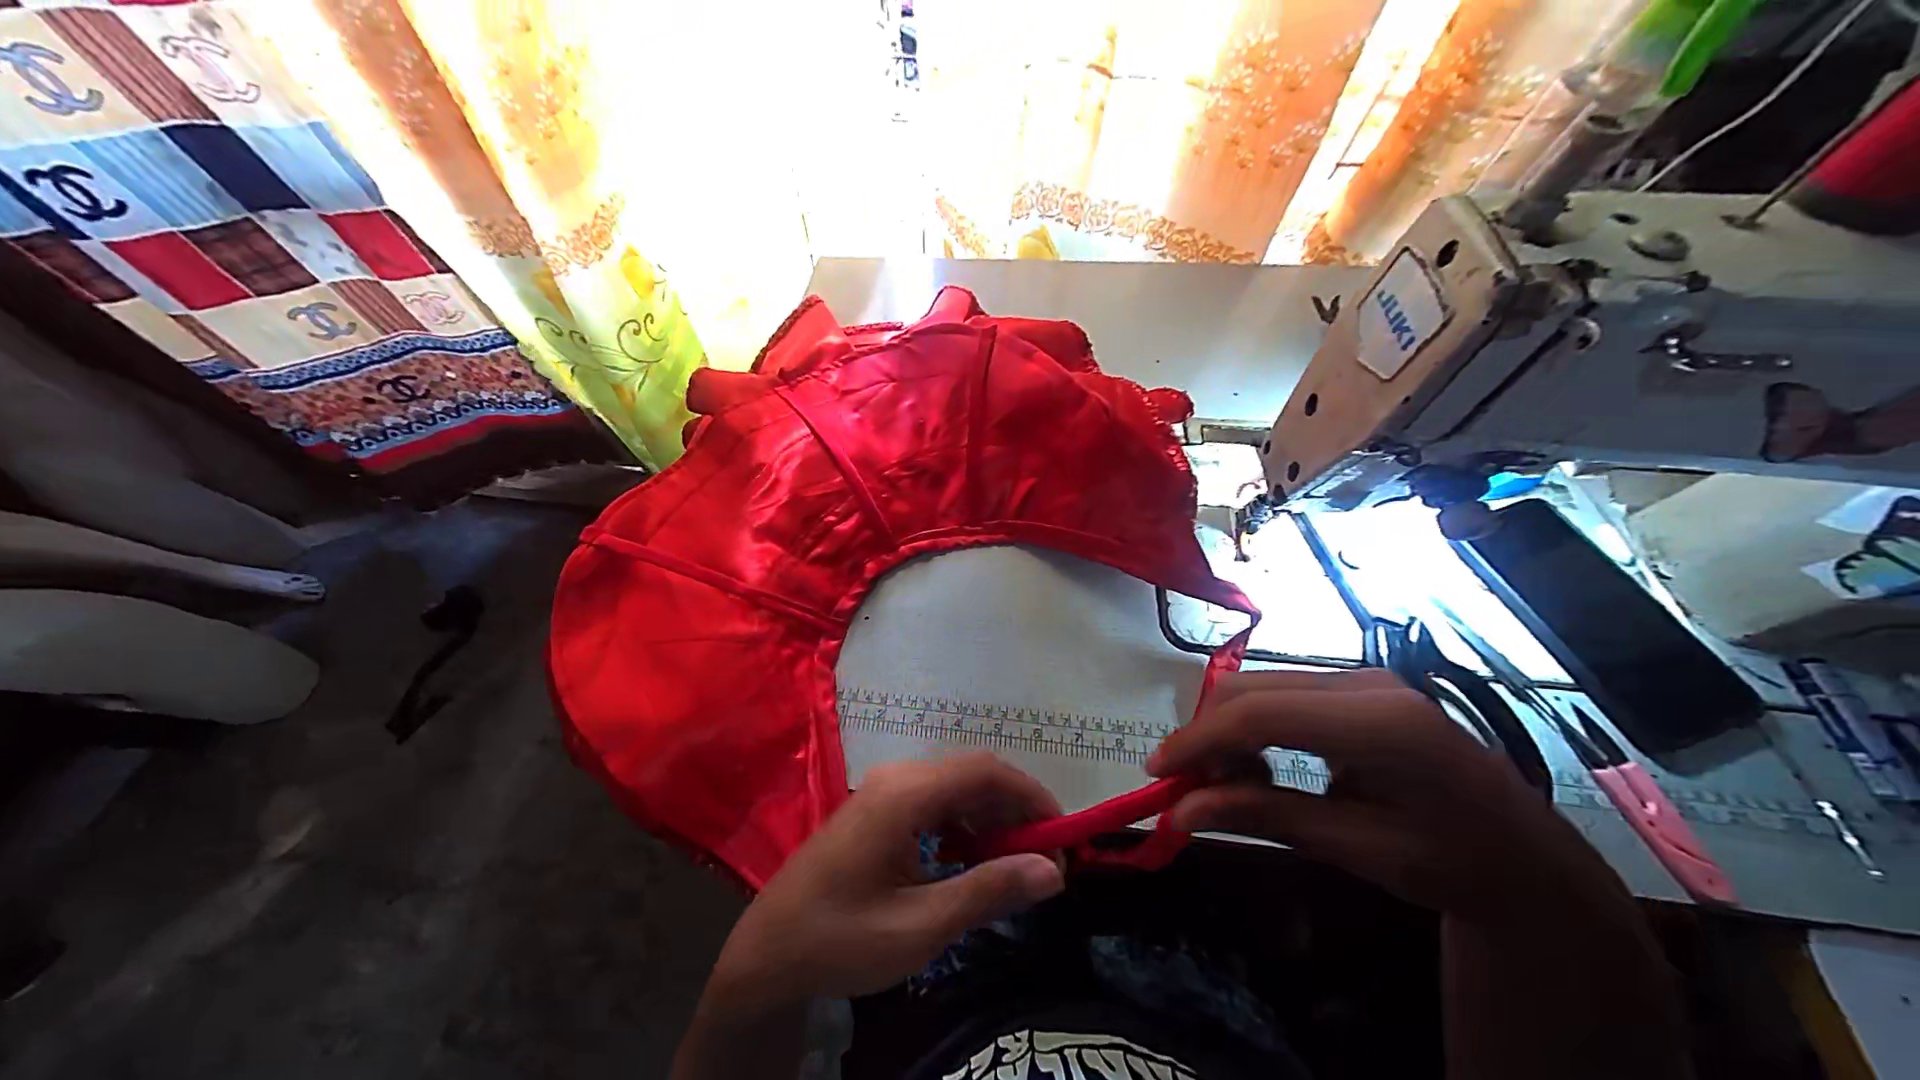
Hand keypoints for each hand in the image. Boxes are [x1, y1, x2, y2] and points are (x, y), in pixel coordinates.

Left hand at [705, 754, 1065, 1013]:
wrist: (767, 953)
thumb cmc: (841, 939)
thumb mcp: (920, 926)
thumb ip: (987, 892)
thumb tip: (1053, 870)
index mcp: (905, 794)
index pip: (987, 772)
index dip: (1033, 796)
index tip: (1064, 838)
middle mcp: (897, 778)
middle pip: (974, 774)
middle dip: (1016, 809)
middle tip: (1046, 859)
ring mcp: (884, 791)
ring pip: (956, 787)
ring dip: (992, 817)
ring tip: (1016, 864)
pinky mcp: (878, 809)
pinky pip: (935, 802)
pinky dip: (964, 824)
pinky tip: (971, 860)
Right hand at [1149, 669, 1628, 923]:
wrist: (1524, 858)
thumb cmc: (1452, 862)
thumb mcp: (1355, 848)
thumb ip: (1265, 817)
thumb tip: (1180, 812)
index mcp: (1380, 723)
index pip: (1262, 713)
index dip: (1199, 739)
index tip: (1157, 772)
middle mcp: (1366, 684)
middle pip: (1252, 690)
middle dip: (1208, 736)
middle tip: (1189, 789)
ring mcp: (1362, 680)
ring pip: (1260, 688)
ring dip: (1228, 734)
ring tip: (1233, 787)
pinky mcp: (1356, 688)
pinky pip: (1281, 695)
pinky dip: (1252, 730)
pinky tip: (1262, 769)